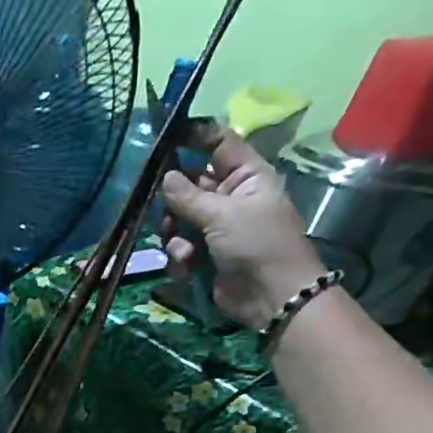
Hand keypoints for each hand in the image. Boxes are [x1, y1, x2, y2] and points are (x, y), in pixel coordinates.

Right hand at [158, 126, 325, 328]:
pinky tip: (186, 265)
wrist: (272, 296)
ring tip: (180, 247)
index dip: (194, 136)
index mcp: (246, 176)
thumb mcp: (223, 214)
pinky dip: (179, 255)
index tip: (164, 137)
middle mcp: (230, 196)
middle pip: (190, 182)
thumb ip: (189, 195)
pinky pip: (178, 245)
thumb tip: (164, 177)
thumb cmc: (257, 244)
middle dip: (172, 197)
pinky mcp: (203, 253)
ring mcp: (215, 226)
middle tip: (160, 206)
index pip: (219, 143)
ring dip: (172, 232)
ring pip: (177, 217)